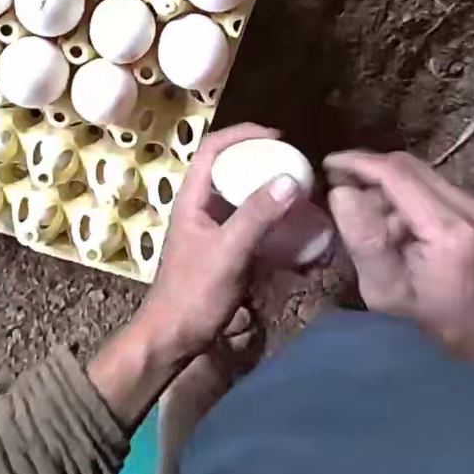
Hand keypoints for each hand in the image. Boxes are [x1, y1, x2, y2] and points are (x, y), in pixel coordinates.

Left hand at [134, 122, 301, 358]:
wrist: (174, 338)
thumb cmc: (194, 293)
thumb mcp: (228, 252)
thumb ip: (256, 216)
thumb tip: (288, 179)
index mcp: (192, 197)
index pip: (213, 148)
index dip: (242, 134)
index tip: (277, 137)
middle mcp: (201, 206)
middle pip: (229, 168)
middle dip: (261, 161)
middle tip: (294, 163)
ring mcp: (211, 228)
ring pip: (241, 196)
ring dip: (268, 191)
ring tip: (299, 192)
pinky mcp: (223, 249)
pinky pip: (250, 224)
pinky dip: (270, 221)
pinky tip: (294, 230)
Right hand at [324, 151, 473, 382]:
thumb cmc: (430, 339)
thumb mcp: (385, 292)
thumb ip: (363, 238)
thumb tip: (340, 189)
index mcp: (453, 231)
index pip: (398, 174)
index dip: (357, 162)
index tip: (325, 164)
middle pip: (412, 168)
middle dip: (371, 173)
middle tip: (339, 189)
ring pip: (425, 177)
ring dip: (389, 188)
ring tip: (367, 219)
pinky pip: (437, 192)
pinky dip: (408, 199)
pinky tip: (394, 228)